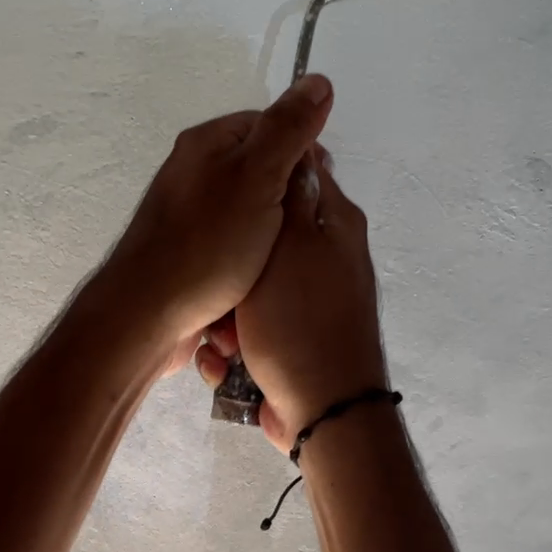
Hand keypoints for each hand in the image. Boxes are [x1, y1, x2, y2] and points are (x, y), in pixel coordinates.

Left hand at [89, 75, 333, 370]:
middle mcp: (192, 177)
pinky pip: (230, 254)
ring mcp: (187, 221)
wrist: (148, 318)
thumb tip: (318, 81)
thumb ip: (288, 131)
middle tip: (304, 230)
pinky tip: (261, 284)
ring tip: (286, 261)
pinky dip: (248, 266)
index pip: (268, 127)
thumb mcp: (257, 177)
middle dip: (287, 201)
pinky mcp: (186, 261)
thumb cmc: (206, 246)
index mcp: (205, 145)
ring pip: (248, 219)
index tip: (320, 185)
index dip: (301, 151)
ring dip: (270, 239)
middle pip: (259, 175)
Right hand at [201, 150, 387, 450]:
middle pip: (261, 241)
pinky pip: (253, 331)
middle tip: (217, 288)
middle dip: (229, 268)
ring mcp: (308, 306)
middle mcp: (326, 259)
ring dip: (226, 317)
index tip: (220, 202)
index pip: (296, 174)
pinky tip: (225, 365)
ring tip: (220, 340)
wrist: (323, 409)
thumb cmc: (299, 320)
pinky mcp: (292, 344)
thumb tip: (303, 142)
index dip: (254, 182)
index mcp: (334, 224)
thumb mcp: (289, 244)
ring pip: (249, 291)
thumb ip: (290, 193)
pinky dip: (235, 348)